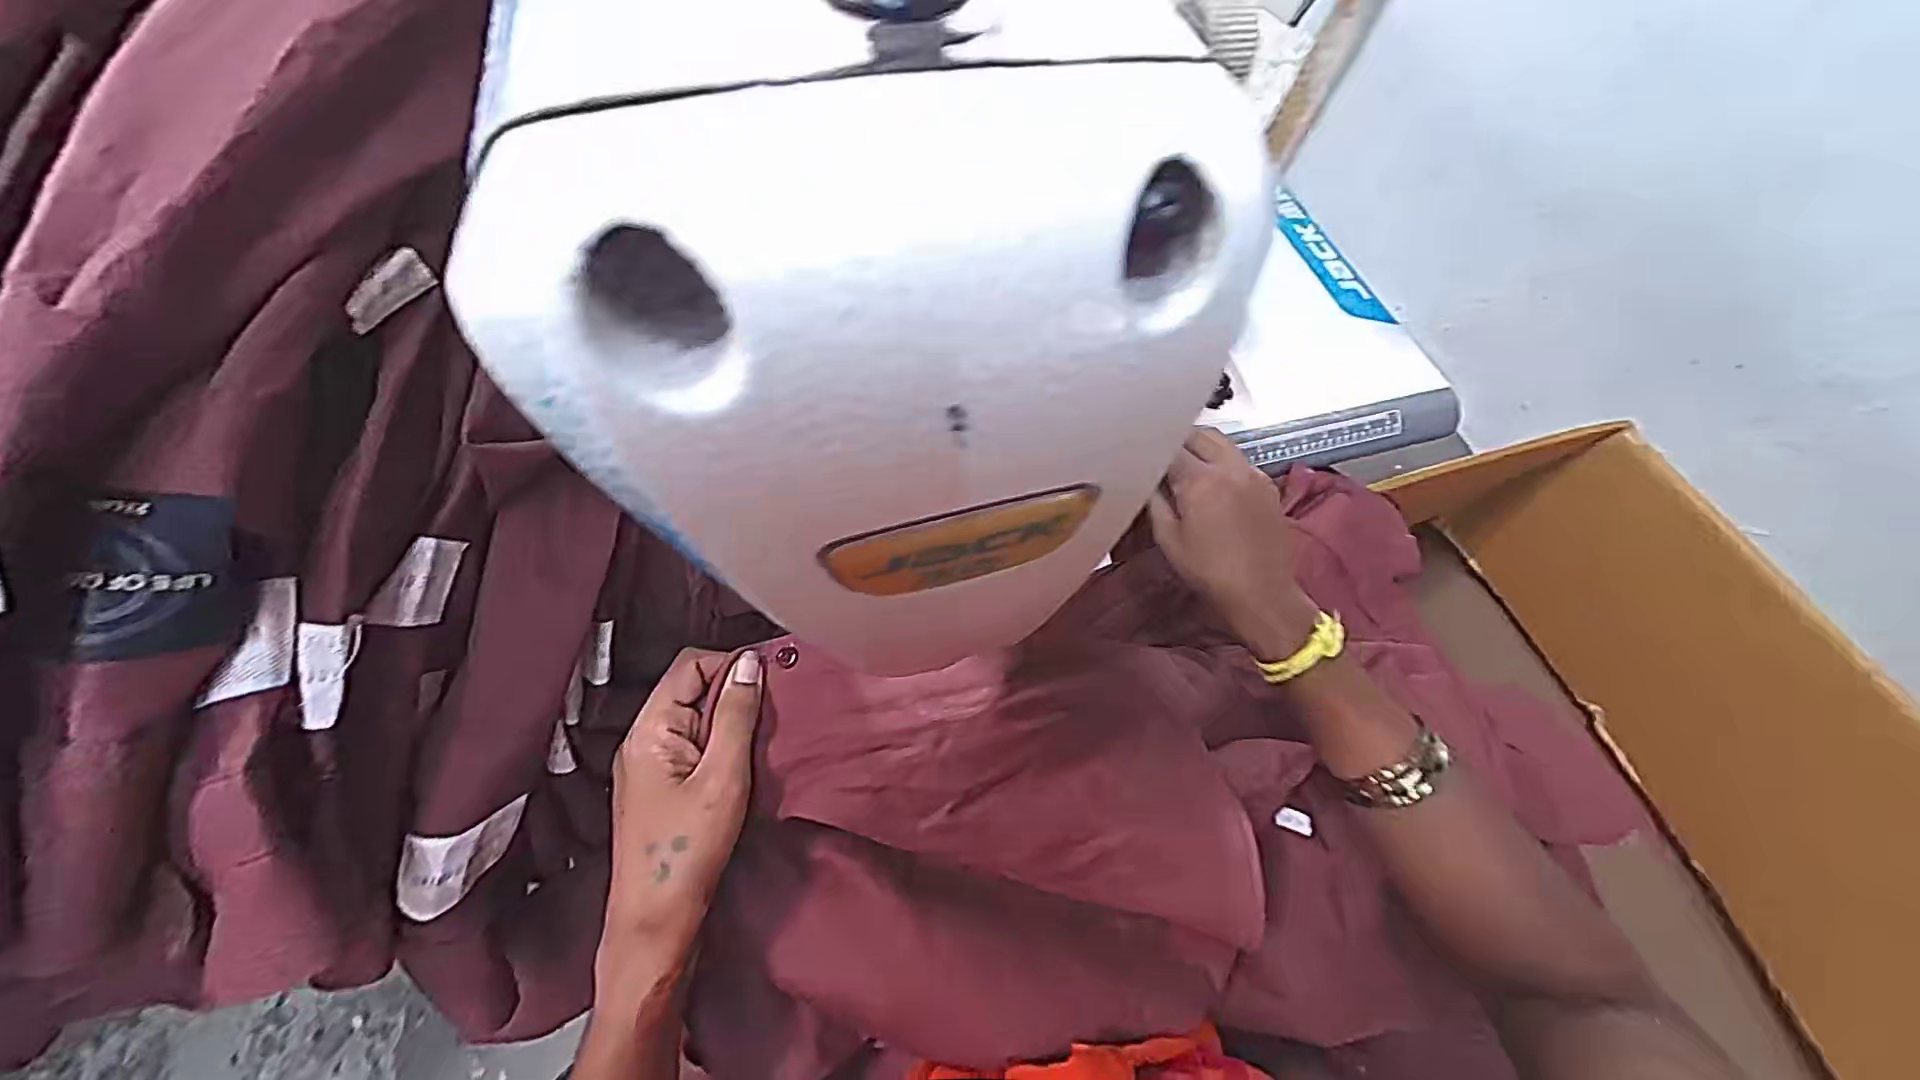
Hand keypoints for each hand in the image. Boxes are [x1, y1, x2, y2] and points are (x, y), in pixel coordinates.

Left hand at [601, 648, 762, 971]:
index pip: (690, 664)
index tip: (768, 681)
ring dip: (732, 720)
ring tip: (760, 741)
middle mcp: (644, 740)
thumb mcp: (723, 775)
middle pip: (693, 687)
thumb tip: (749, 663)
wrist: (656, 923)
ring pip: (698, 716)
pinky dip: (725, 744)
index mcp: (649, 730)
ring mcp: (651, 764)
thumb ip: (736, 714)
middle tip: (770, 714)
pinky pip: (698, 744)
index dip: (730, 663)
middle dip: (734, 692)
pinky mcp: (663, 785)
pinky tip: (745, 763)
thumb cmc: (686, 853)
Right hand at [1148, 427, 1320, 659]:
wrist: (1260, 592)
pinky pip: (1240, 462)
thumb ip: (1155, 502)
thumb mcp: (1168, 538)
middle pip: (1201, 435)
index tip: (1143, 457)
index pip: (1171, 448)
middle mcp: (1230, 468)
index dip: (1154, 450)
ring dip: (1203, 449)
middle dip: (1180, 441)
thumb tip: (1149, 482)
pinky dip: (1223, 463)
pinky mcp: (1268, 486)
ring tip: (1187, 468)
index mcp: (1201, 480)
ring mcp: (1254, 475)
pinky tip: (1213, 486)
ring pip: (1224, 444)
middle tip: (1163, 457)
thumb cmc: (1209, 570)